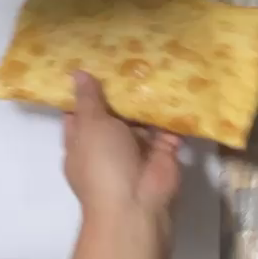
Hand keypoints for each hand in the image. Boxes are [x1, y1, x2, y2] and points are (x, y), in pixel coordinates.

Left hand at [63, 71, 182, 231]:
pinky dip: (174, 114)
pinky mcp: (163, 154)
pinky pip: (168, 130)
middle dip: (122, 90)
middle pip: (114, 113)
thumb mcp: (89, 125)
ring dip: (149, 99)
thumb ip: (88, 99)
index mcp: (81, 141)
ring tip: (158, 63)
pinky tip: (180, 87)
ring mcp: (136, 150)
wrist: (136, 204)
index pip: (80, 112)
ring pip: (142, 120)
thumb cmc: (102, 164)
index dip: (85, 90)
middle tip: (133, 54)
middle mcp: (107, 145)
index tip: (95, 62)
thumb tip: (77, 72)